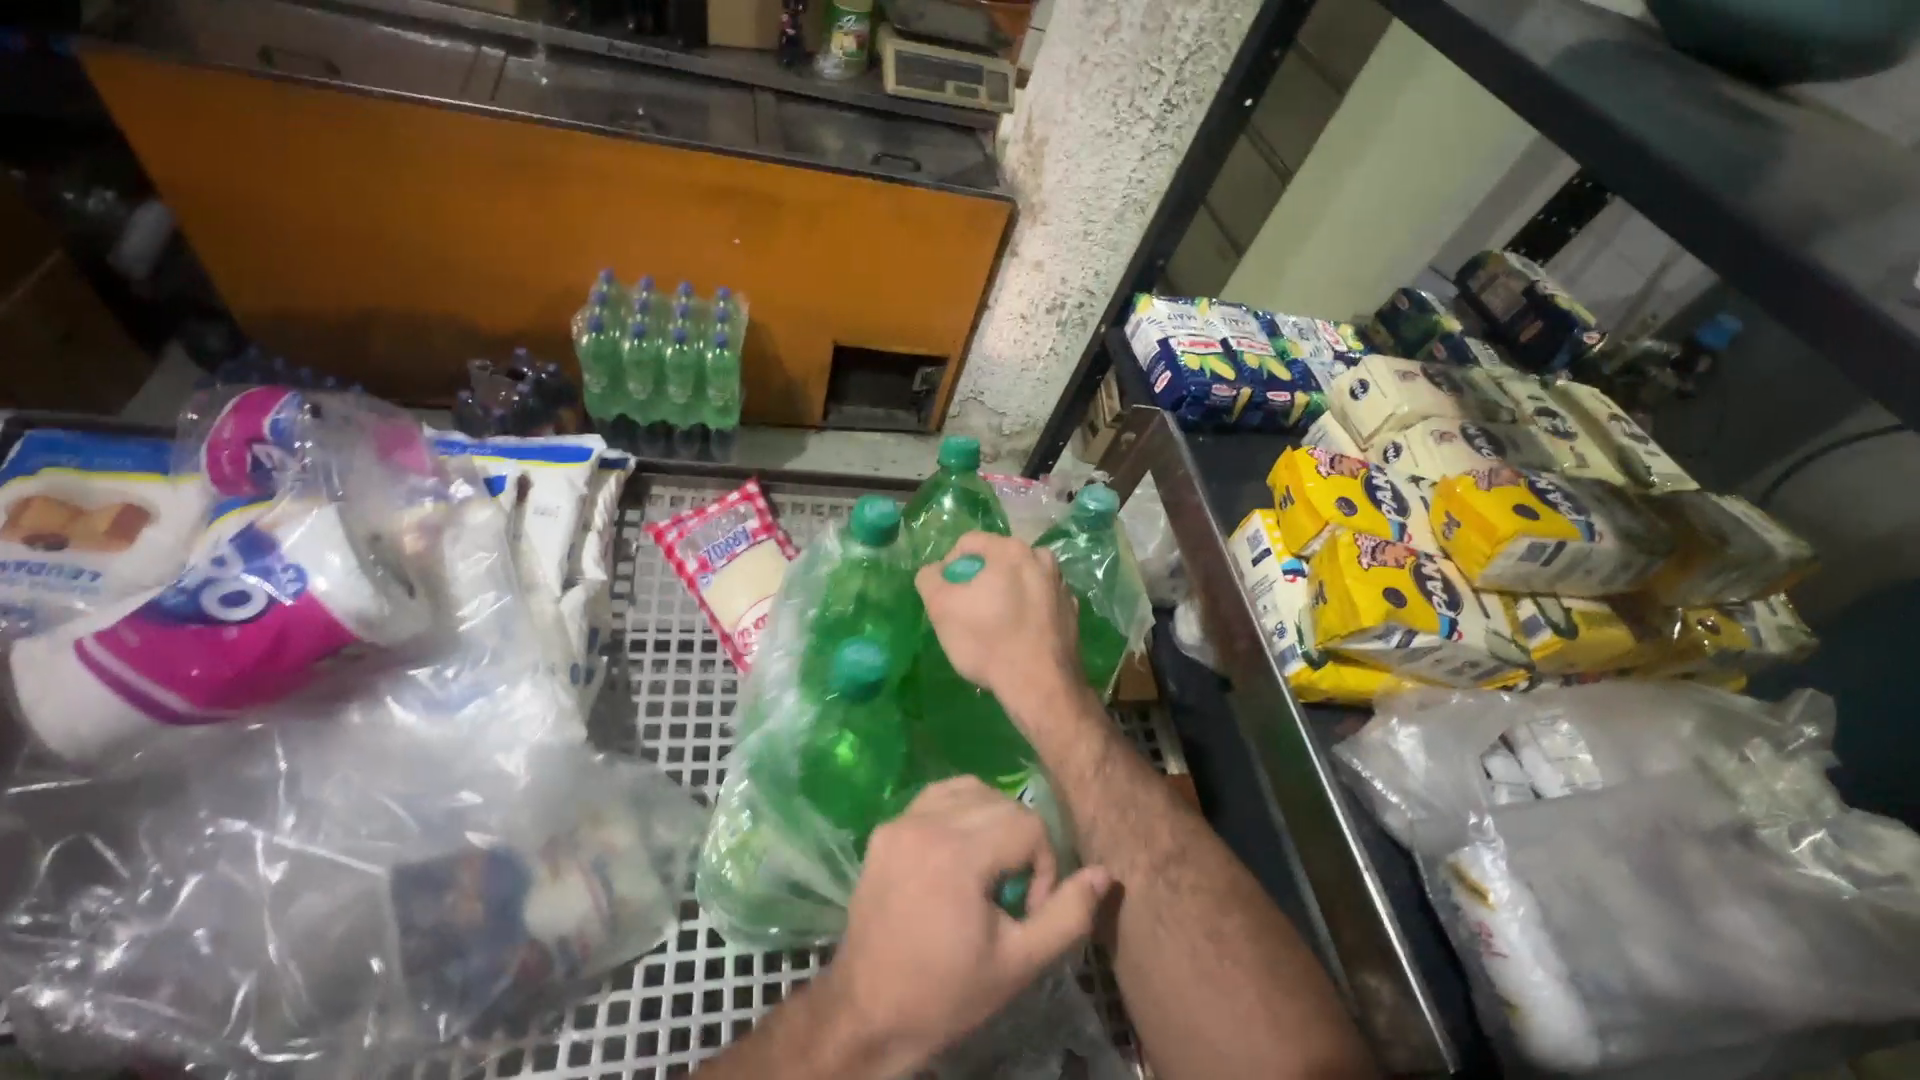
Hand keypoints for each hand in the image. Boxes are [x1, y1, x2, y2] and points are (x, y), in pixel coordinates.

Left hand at [820, 777, 1112, 1076]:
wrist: (868, 1011)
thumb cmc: (947, 992)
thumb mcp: (1020, 963)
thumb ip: (1068, 914)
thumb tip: (1104, 873)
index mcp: (957, 854)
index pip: (1027, 824)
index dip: (1043, 865)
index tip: (1027, 909)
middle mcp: (925, 823)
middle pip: (1001, 803)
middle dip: (1021, 842)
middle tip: (1011, 894)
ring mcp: (899, 823)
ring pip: (969, 790)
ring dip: (991, 819)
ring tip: (988, 868)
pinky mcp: (883, 830)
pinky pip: (934, 797)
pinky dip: (958, 811)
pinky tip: (959, 852)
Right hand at [915, 532, 1081, 713]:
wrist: (1040, 685)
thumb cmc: (987, 641)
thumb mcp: (940, 608)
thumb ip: (930, 578)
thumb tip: (936, 571)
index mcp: (1011, 550)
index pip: (968, 543)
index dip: (950, 566)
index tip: (946, 595)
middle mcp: (1041, 558)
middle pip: (997, 560)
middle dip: (980, 580)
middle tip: (968, 611)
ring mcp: (1061, 585)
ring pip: (1021, 580)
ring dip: (1005, 593)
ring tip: (995, 624)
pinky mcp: (1071, 611)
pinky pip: (1040, 601)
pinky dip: (1027, 610)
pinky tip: (1018, 635)